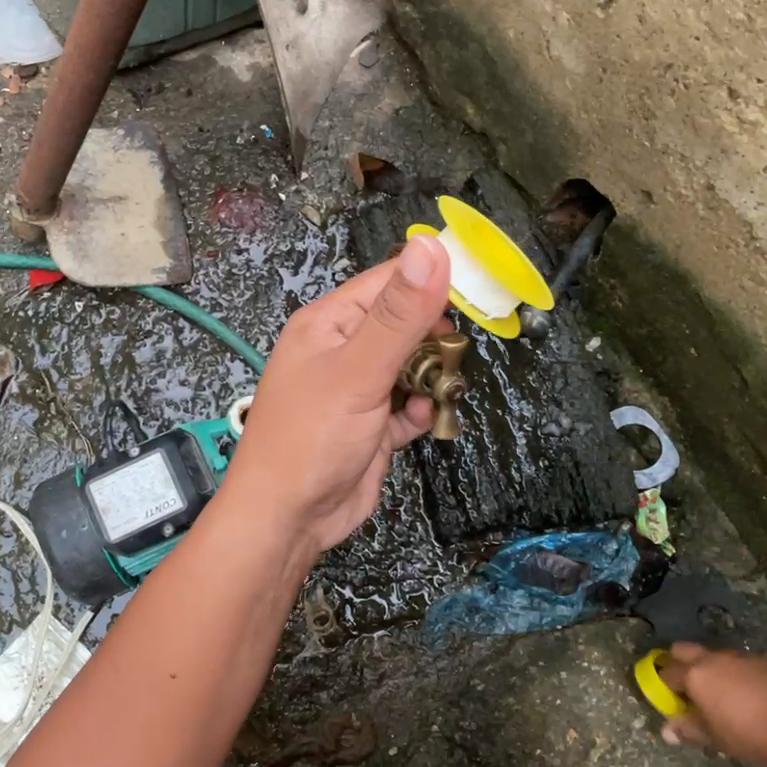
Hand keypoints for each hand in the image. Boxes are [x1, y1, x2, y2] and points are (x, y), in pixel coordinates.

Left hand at [225, 233, 452, 554]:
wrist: (287, 519)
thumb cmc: (310, 438)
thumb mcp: (358, 371)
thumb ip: (398, 314)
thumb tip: (431, 246)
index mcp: (327, 323)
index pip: (387, 283)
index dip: (432, 280)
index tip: (480, 286)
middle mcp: (340, 351)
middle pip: (404, 324)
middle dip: (435, 336)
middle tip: (460, 352)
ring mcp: (356, 390)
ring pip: (411, 366)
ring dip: (434, 375)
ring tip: (446, 387)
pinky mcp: (370, 427)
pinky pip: (407, 406)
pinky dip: (421, 410)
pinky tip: (424, 417)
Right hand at [657, 643, 766, 766]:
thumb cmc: (751, 738)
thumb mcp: (716, 738)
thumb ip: (688, 730)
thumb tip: (666, 732)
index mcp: (695, 675)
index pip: (667, 672)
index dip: (666, 685)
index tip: (673, 700)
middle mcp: (714, 659)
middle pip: (684, 649)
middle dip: (681, 664)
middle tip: (691, 689)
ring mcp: (743, 658)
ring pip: (716, 655)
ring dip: (713, 669)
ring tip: (727, 695)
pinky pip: (744, 663)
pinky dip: (741, 674)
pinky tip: (755, 697)